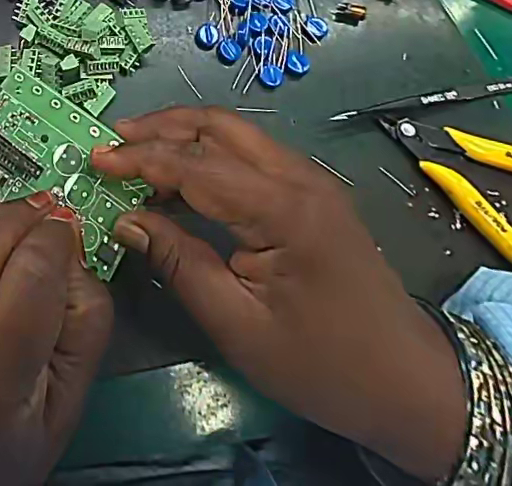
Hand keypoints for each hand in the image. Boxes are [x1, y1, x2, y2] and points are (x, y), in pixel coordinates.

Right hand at [90, 107, 465, 479]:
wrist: (414, 384)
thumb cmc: (325, 364)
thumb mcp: (240, 326)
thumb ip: (180, 263)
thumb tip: (128, 219)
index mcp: (282, 208)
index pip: (196, 164)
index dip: (141, 158)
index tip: (97, 158)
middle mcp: (297, 176)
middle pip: (217, 126)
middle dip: (161, 127)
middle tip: (114, 141)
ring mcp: (308, 179)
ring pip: (234, 133)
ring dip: (183, 134)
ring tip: (137, 151)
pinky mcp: (310, 191)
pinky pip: (249, 154)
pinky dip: (208, 153)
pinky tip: (182, 177)